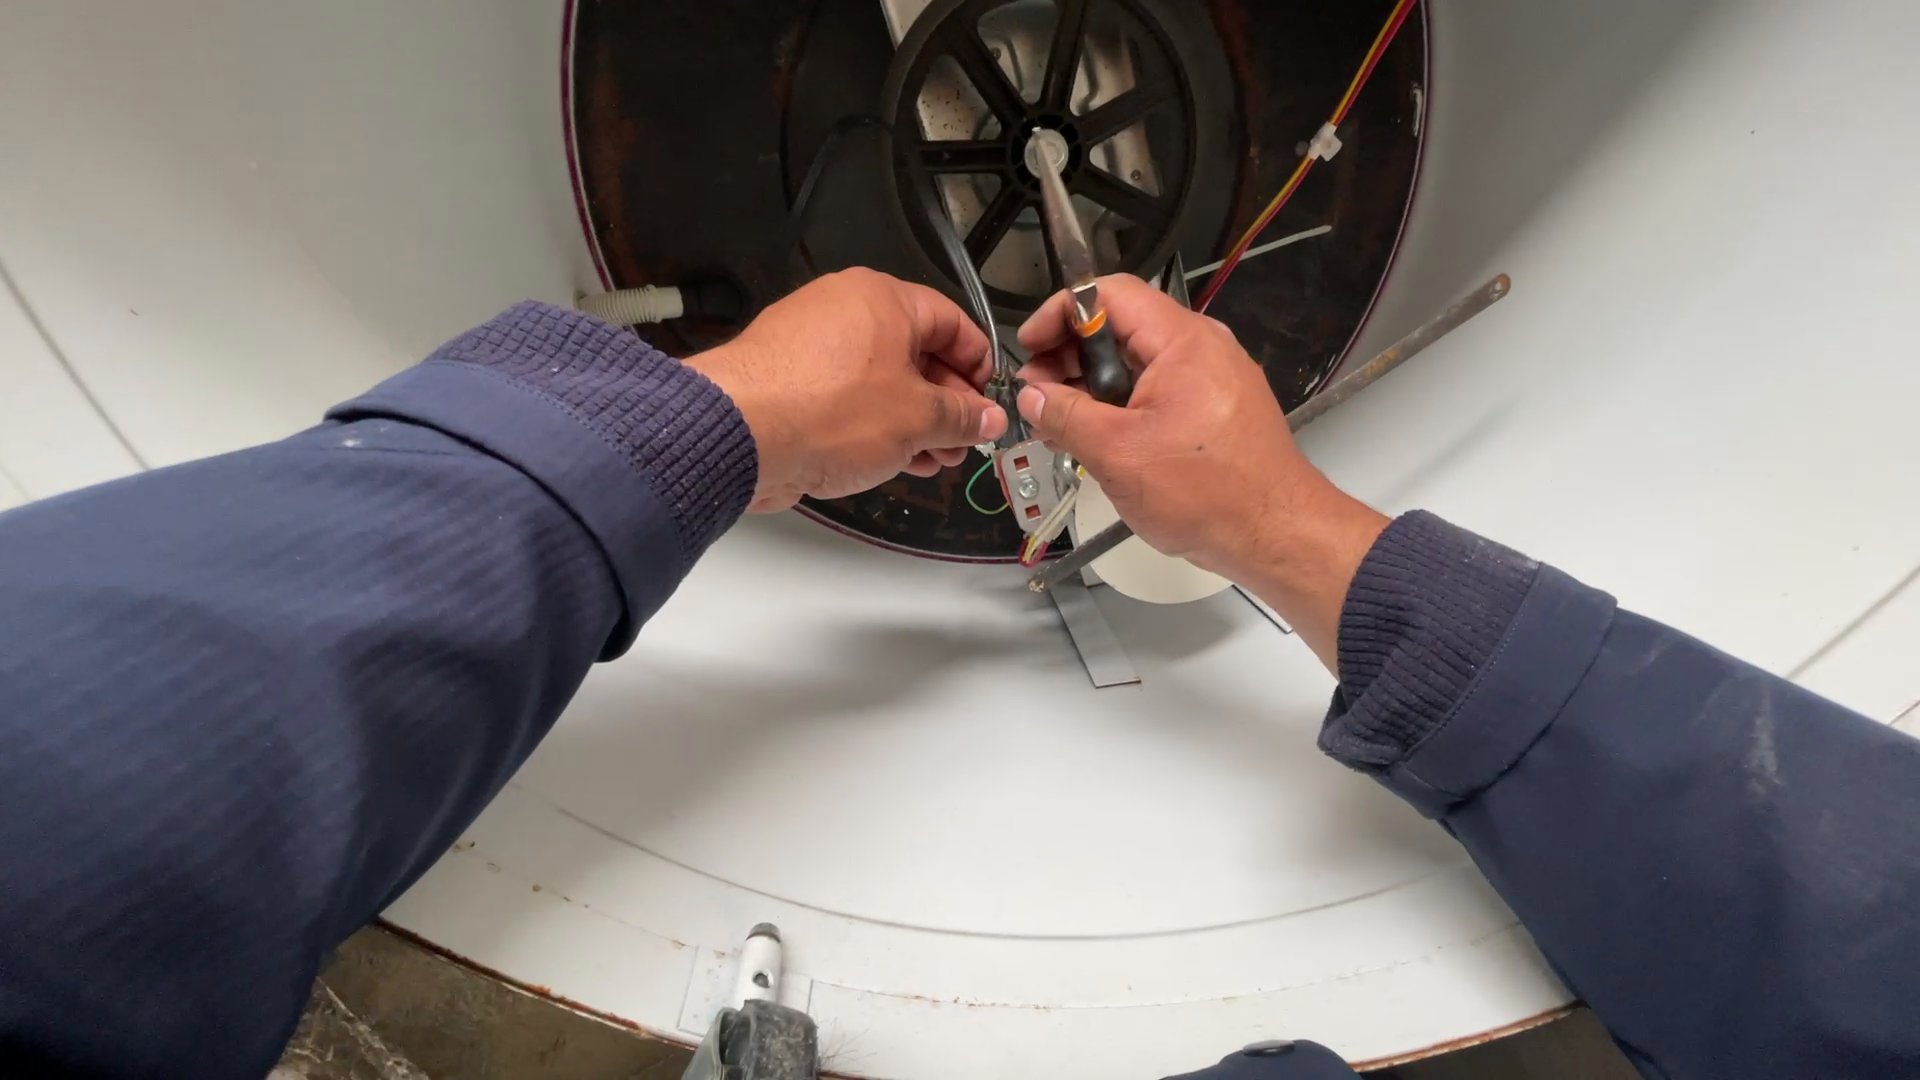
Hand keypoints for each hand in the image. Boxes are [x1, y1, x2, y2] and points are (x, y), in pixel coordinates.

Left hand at [688, 269, 1008, 512]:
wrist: (741, 436)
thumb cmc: (826, 409)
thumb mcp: (916, 417)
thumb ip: (961, 417)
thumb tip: (985, 420)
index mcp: (883, 299)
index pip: (951, 322)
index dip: (978, 365)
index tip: (988, 401)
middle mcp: (846, 314)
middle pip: (917, 355)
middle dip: (946, 405)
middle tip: (964, 441)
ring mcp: (815, 350)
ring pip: (883, 384)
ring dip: (915, 424)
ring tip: (934, 460)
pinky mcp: (793, 386)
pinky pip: (849, 403)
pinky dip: (877, 429)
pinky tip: (895, 461)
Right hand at [1017, 274, 1386, 668]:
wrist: (1272, 534)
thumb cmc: (1206, 493)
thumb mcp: (1117, 453)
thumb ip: (1065, 416)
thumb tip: (1031, 396)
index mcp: (1181, 342)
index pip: (1109, 293)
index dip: (1061, 313)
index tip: (1031, 345)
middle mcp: (1200, 349)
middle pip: (1120, 328)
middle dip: (1069, 357)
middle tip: (1037, 393)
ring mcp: (1209, 379)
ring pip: (1135, 365)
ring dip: (1090, 388)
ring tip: (1057, 423)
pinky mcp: (1211, 410)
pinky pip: (1155, 393)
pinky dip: (1119, 408)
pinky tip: (1093, 439)